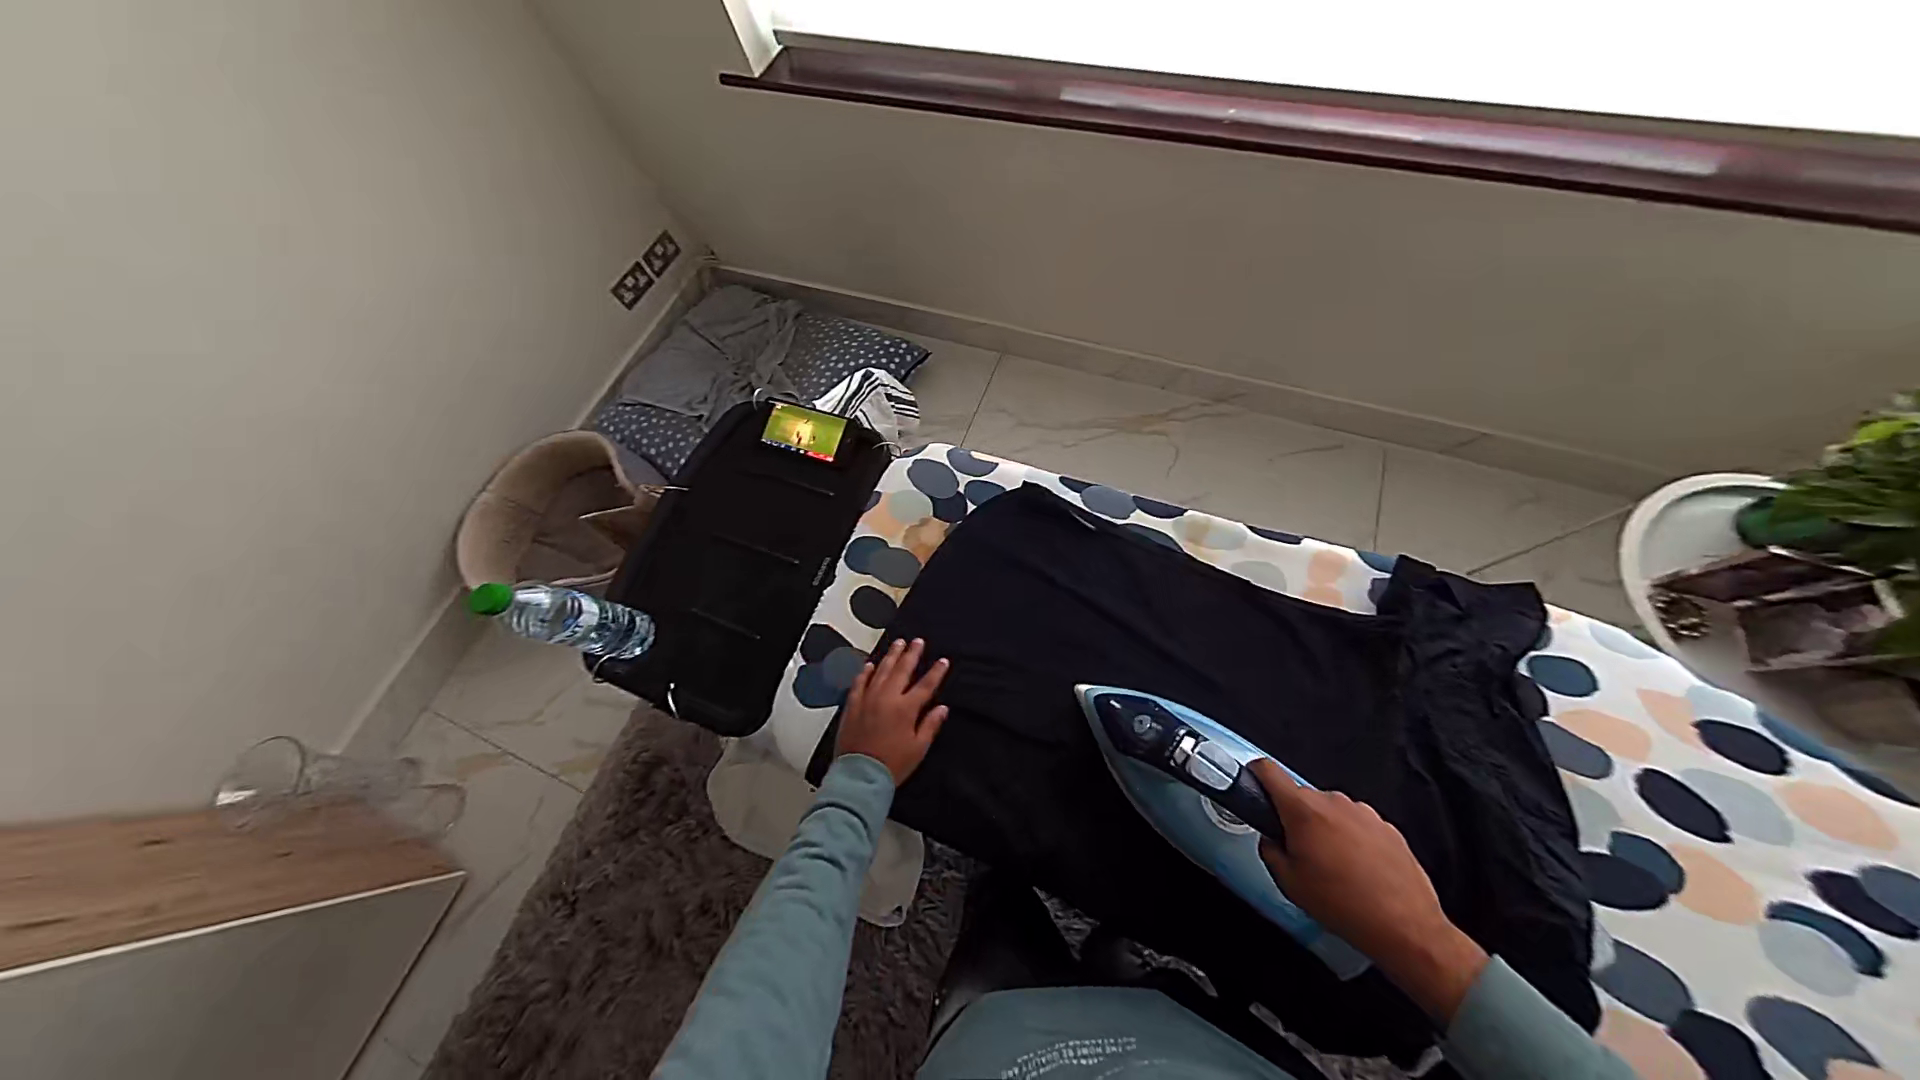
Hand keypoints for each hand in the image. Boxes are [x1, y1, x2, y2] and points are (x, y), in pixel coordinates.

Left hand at [835, 638, 949, 784]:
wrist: (860, 776)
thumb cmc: (892, 765)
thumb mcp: (918, 748)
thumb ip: (930, 725)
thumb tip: (942, 709)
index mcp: (906, 709)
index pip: (925, 685)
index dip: (936, 672)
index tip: (943, 661)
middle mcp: (887, 698)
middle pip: (902, 670)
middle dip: (912, 654)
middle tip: (918, 641)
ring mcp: (867, 700)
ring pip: (880, 671)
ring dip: (891, 656)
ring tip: (898, 644)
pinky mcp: (853, 706)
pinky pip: (859, 683)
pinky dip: (865, 672)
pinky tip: (869, 665)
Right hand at [1249, 759, 1488, 1022]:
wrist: (1406, 928)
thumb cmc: (1344, 905)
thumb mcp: (1288, 882)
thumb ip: (1270, 850)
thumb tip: (1272, 841)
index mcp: (1303, 810)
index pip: (1269, 771)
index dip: (1256, 773)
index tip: (1254, 782)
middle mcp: (1333, 802)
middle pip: (1302, 797)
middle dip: (1296, 818)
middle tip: (1300, 851)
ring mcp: (1364, 813)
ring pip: (1331, 811)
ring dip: (1327, 829)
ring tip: (1334, 867)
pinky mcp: (1388, 827)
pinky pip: (1358, 824)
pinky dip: (1353, 840)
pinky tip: (1358, 871)